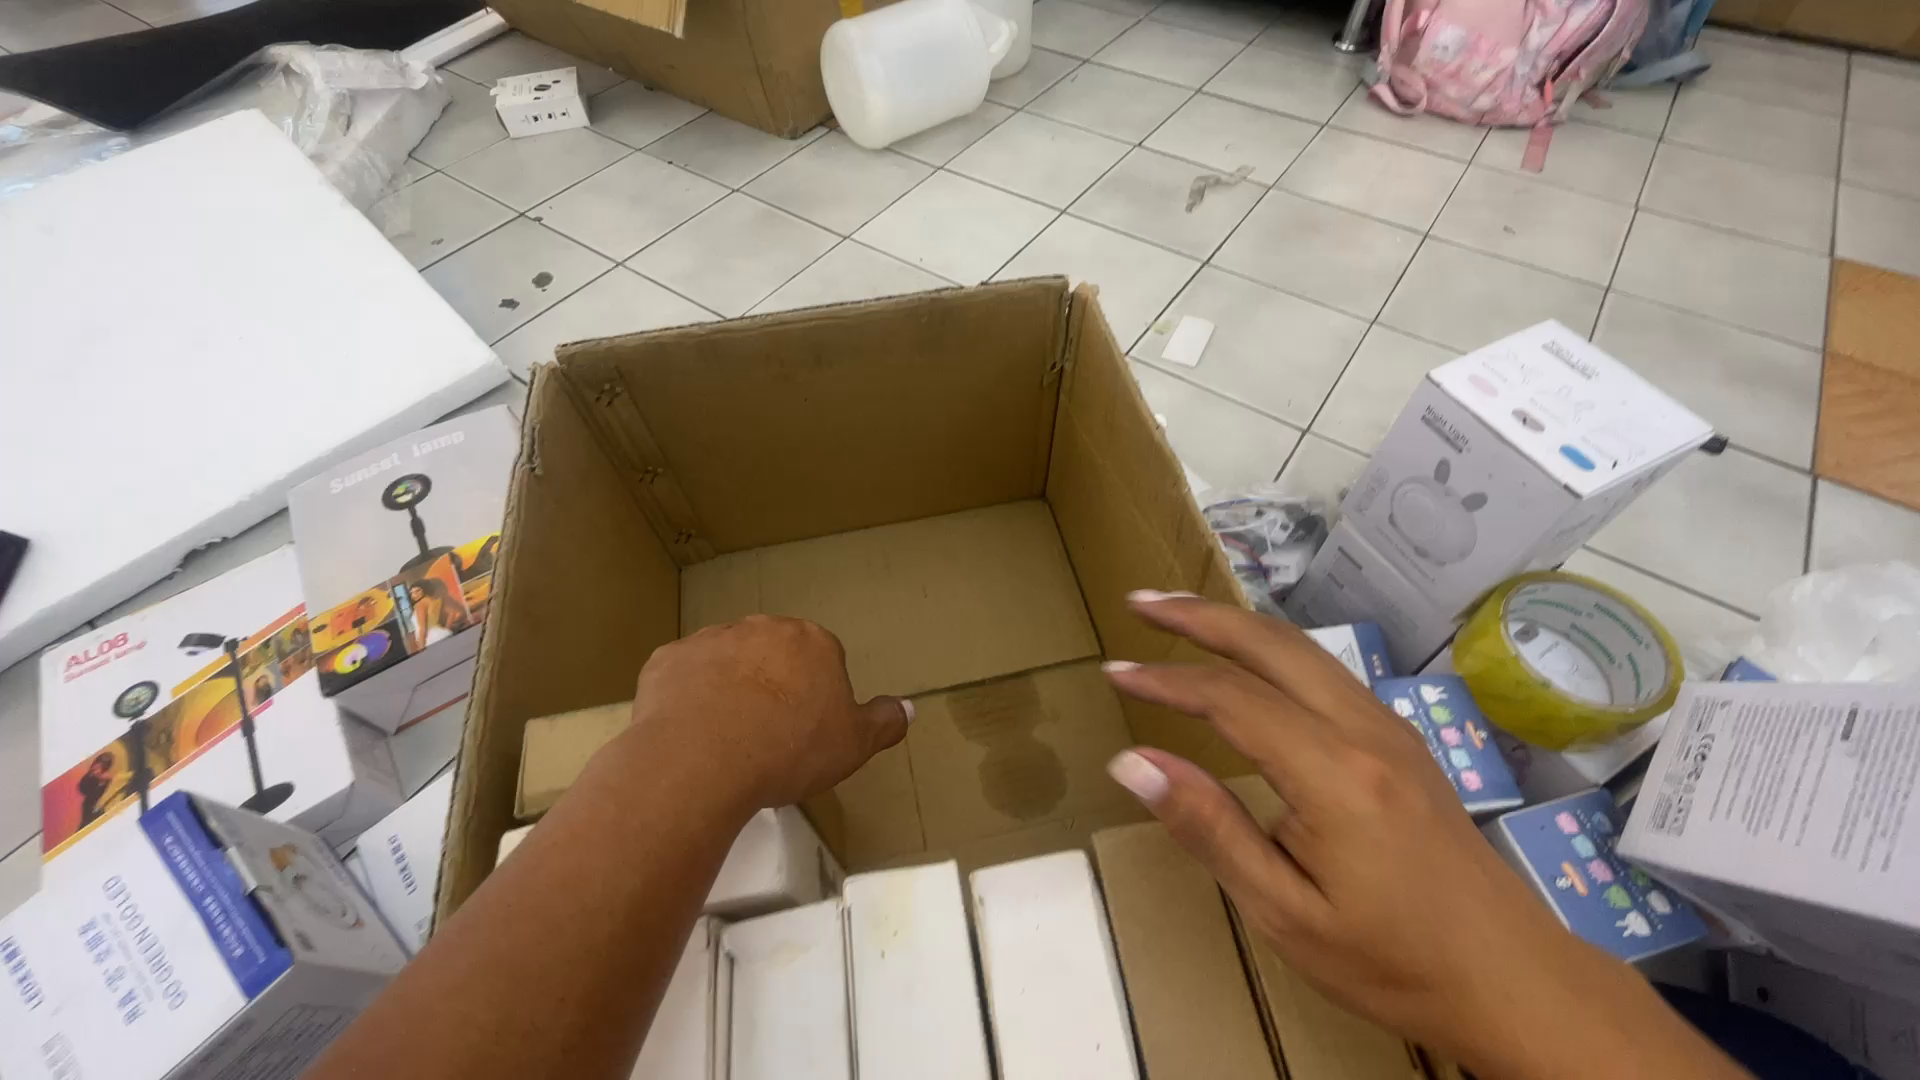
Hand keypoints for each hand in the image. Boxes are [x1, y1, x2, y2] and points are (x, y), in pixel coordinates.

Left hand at [626, 615, 910, 812]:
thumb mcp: (854, 745)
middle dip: (772, 683)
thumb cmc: (789, 750)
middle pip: (773, 653)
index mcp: (813, 642)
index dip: (816, 695)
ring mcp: (712, 639)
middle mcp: (764, 628)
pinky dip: (688, 696)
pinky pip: (684, 675)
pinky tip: (690, 731)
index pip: (823, 659)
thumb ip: (884, 722)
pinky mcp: (668, 659)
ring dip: (729, 687)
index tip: (806, 730)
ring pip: (727, 660)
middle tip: (768, 733)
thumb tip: (910, 707)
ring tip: (726, 737)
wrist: (701, 759)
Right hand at [1100, 592, 1746, 1079]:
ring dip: (1234, 623)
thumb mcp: (1284, 912)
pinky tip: (1246, 657)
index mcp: (1334, 774)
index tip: (1114, 673)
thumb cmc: (1393, 962)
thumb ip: (1209, 828)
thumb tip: (1133, 763)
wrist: (1517, 983)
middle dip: (1198, 615)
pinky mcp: (1399, 739)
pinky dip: (1268, 647)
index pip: (1230, 697)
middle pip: (1270, 644)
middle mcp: (1364, 730)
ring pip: (1300, 648)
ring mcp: (1389, 728)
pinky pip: (1322, 669)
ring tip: (1179, 613)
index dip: (1166, 680)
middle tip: (1140, 601)